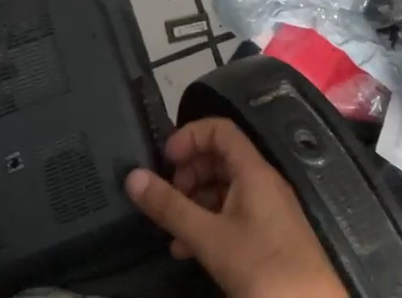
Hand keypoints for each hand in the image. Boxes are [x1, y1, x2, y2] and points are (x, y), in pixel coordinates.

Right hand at [126, 118, 343, 297]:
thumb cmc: (263, 270)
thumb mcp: (208, 238)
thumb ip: (169, 206)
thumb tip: (132, 177)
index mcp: (254, 173)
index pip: (220, 130)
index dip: (189, 136)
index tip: (165, 159)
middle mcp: (264, 185)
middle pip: (220, 159)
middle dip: (188, 173)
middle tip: (166, 196)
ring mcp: (269, 213)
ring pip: (224, 190)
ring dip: (194, 202)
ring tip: (171, 230)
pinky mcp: (270, 239)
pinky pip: (233, 215)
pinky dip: (208, 223)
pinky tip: (187, 250)